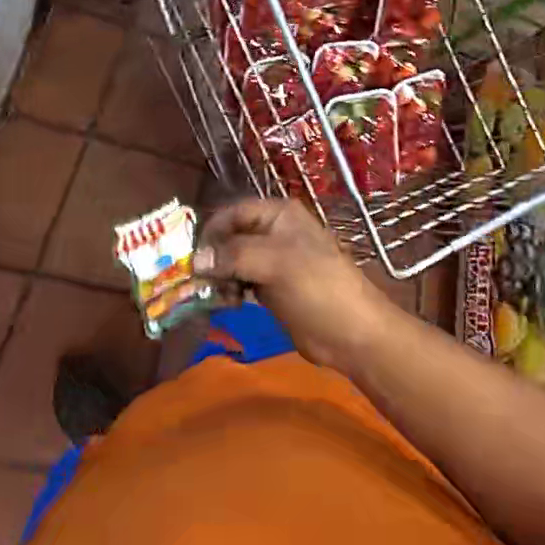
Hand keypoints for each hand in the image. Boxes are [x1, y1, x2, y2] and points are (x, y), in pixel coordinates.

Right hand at [194, 197, 395, 365]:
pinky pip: (241, 282)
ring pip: (233, 262)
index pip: (234, 212)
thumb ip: (234, 255)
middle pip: (231, 237)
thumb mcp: (275, 263)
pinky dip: (230, 291)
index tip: (193, 256)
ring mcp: (273, 261)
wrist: (351, 332)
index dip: (212, 230)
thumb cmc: (317, 286)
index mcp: (278, 215)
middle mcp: (274, 232)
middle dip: (212, 257)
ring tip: (217, 296)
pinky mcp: (272, 288)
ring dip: (219, 277)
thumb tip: (197, 259)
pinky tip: (228, 304)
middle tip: (196, 281)